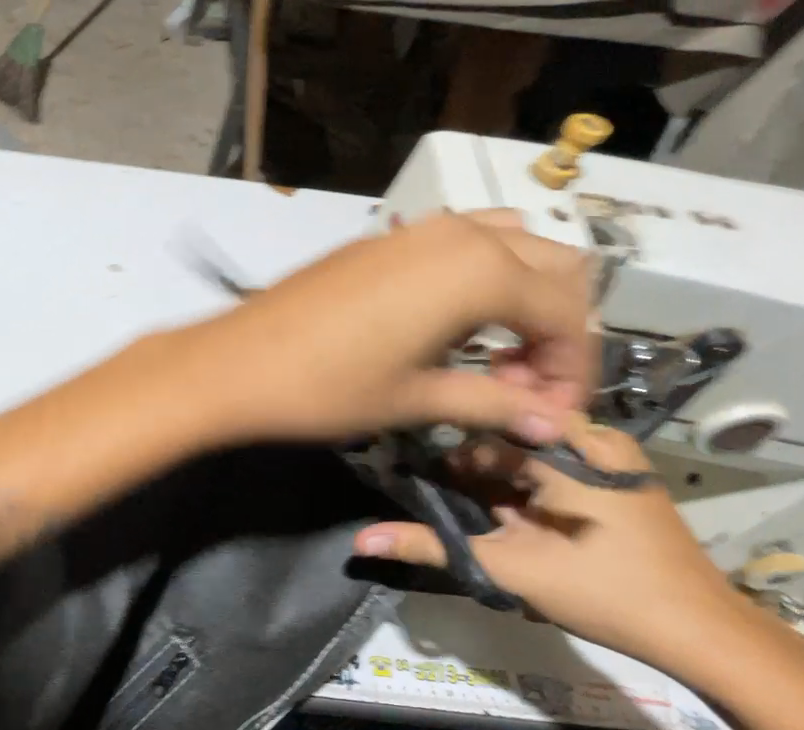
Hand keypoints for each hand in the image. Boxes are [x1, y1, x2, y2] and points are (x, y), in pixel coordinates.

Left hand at [179, 210, 597, 444]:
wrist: (232, 364)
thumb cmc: (323, 389)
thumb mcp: (412, 400)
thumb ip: (491, 404)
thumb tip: (550, 425)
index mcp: (482, 271)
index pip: (565, 314)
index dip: (572, 370)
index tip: (557, 416)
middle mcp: (462, 234)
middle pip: (552, 268)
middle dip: (556, 329)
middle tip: (528, 389)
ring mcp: (420, 230)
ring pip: (510, 247)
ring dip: (522, 298)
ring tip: (496, 359)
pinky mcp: (384, 240)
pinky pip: (461, 246)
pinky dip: (481, 281)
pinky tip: (454, 330)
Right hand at [350, 420, 748, 667]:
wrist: (696, 629)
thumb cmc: (603, 589)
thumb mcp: (509, 566)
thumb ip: (431, 547)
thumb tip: (359, 541)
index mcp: (573, 445)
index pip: (487, 427)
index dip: (443, 451)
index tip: (408, 475)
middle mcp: (596, 442)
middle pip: (509, 442)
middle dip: (468, 474)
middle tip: (432, 505)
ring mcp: (612, 464)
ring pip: (531, 461)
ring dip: (494, 489)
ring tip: (466, 520)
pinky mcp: (617, 488)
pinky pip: (554, 476)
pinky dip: (523, 496)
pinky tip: (504, 527)